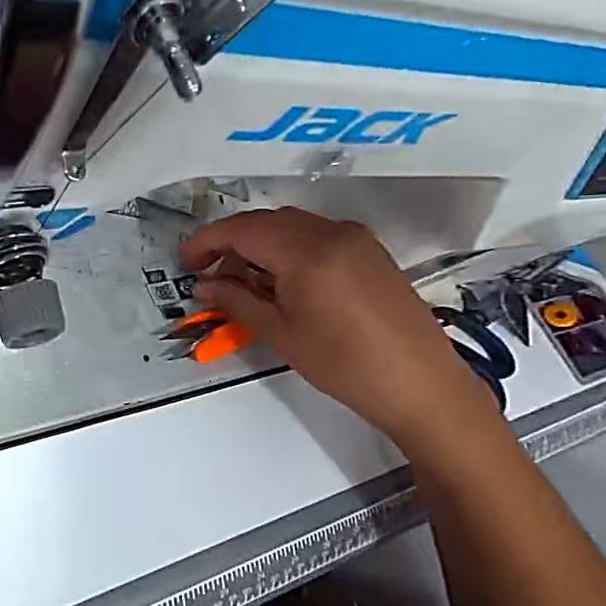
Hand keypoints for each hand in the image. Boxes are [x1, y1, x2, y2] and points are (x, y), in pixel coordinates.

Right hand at [180, 208, 495, 445]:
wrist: (420, 384)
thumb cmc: (345, 365)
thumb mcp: (281, 334)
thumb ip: (237, 302)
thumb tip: (205, 285)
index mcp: (306, 251)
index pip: (242, 230)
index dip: (207, 242)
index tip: (185, 262)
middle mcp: (332, 232)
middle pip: (265, 222)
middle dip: (231, 242)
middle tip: (209, 275)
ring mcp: (355, 238)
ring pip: (291, 226)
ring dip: (260, 245)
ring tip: (243, 283)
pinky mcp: (369, 251)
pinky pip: (316, 235)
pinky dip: (288, 248)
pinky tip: (281, 281)